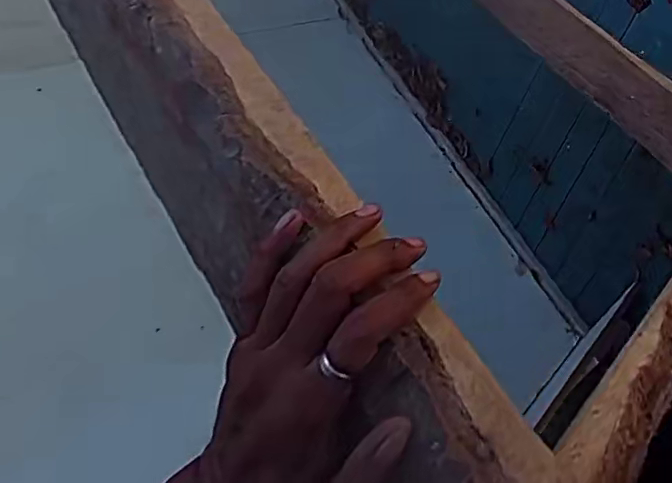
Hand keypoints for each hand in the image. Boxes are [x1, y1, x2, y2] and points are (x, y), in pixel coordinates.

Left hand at [178, 205, 441, 482]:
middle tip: (414, 247)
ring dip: (336, 239)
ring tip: (372, 214)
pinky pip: (252, 288)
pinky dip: (272, 248)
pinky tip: (295, 217)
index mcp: (304, 403)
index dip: (397, 301)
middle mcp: (276, 366)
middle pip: (327, 291)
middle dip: (376, 260)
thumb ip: (364, 468)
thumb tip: (401, 426)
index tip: (430, 282)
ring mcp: (253, 349)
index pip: (356, 333)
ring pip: (293, 277)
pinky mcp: (241, 342)